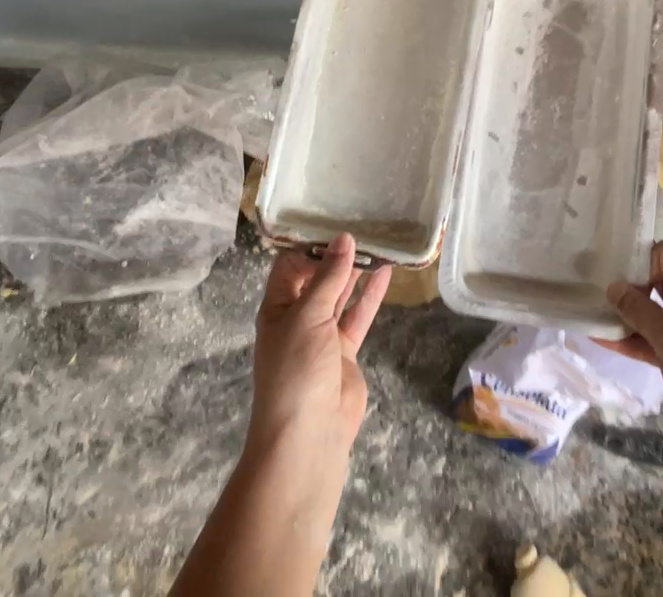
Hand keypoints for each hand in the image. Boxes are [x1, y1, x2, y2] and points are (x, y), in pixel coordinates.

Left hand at [248, 232, 392, 458]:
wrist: (309, 433)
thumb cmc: (296, 368)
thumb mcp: (307, 317)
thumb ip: (328, 278)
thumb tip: (344, 239)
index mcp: (276, 307)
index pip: (290, 266)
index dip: (311, 247)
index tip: (338, 229)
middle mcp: (297, 318)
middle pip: (316, 279)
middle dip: (336, 257)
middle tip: (364, 230)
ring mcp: (322, 336)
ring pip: (340, 296)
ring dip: (356, 273)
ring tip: (378, 246)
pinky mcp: (345, 352)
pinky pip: (358, 317)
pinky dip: (371, 296)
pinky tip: (386, 274)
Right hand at [600, 241, 662, 463]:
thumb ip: (640, 310)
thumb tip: (613, 286)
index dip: (638, 256)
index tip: (607, 265)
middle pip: (653, 281)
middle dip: (624, 284)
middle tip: (588, 286)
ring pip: (648, 313)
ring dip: (622, 314)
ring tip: (586, 311)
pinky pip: (647, 340)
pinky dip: (627, 338)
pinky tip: (598, 338)